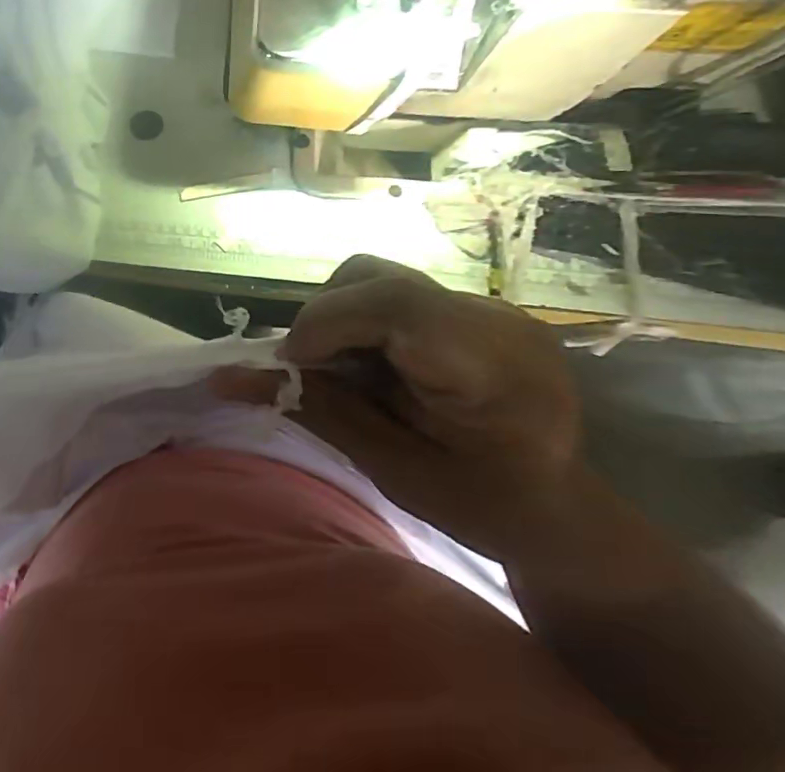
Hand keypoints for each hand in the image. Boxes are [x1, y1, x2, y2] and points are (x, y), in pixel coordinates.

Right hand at [213, 255, 583, 561]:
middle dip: (321, 320)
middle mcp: (493, 321)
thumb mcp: (391, 468)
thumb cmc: (482, 505)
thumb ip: (314, 410)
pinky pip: (390, 292)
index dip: (326, 321)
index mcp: (492, 371)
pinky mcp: (469, 307)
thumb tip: (224, 377)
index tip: (293, 366)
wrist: (560, 507)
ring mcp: (485, 306)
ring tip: (342, 370)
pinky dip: (357, 321)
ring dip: (335, 316)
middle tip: (310, 373)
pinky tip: (369, 366)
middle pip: (375, 278)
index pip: (397, 305)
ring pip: (375, 276)